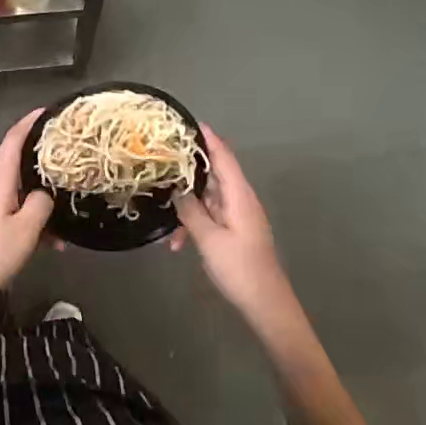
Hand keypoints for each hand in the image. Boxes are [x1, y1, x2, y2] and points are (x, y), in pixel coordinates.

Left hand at [0, 110, 53, 318]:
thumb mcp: (25, 230)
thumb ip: (41, 204)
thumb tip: (45, 194)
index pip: (14, 138)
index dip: (31, 122)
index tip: (50, 111)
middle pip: (20, 165)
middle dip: (46, 168)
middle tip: (73, 167)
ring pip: (19, 193)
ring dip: (42, 205)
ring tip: (67, 225)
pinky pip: (11, 211)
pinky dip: (30, 221)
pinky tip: (49, 243)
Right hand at [173, 126, 297, 322]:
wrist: (265, 302)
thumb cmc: (239, 267)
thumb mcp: (208, 238)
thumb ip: (190, 211)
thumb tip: (176, 189)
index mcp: (239, 195)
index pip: (223, 156)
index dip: (207, 138)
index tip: (188, 122)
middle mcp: (240, 199)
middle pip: (213, 174)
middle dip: (188, 169)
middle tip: (160, 160)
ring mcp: (237, 216)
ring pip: (207, 198)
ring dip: (186, 205)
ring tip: (161, 210)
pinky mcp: (234, 231)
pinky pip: (209, 217)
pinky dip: (193, 224)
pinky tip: (176, 243)